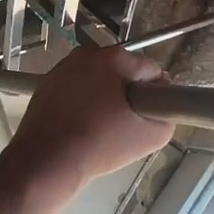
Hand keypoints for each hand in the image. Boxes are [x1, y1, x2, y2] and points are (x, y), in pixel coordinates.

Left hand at [5, 43, 173, 186]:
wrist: (48, 159)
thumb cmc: (101, 143)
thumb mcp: (153, 134)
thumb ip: (169, 113)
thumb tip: (162, 102)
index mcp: (113, 57)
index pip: (150, 70)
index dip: (157, 94)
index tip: (150, 116)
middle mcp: (84, 54)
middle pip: (121, 72)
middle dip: (127, 94)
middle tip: (126, 123)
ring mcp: (61, 68)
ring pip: (96, 81)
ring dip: (104, 97)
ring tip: (102, 127)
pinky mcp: (44, 85)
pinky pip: (75, 90)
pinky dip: (81, 102)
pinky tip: (81, 125)